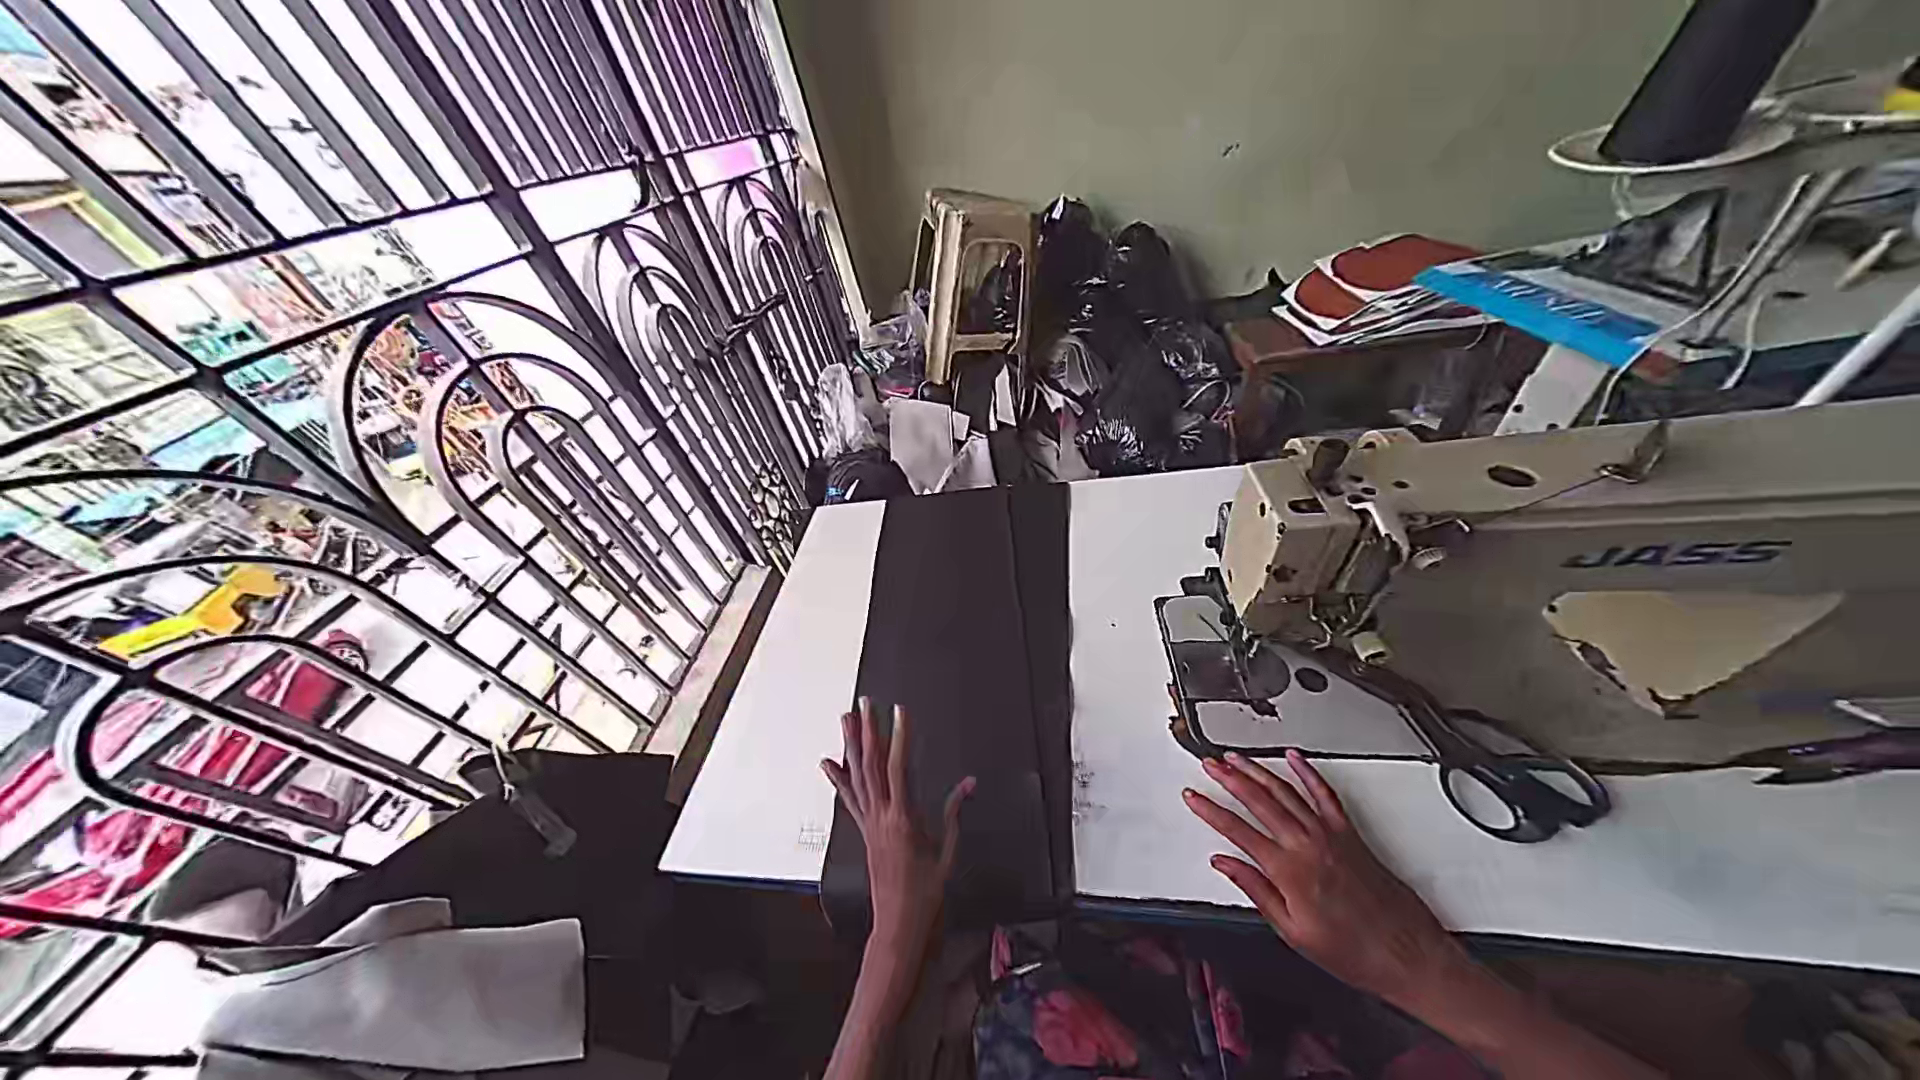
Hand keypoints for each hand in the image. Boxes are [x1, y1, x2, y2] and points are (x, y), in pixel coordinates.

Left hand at [821, 698, 974, 949]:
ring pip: (857, 776)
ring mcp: (869, 823)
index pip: (898, 768)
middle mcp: (880, 816)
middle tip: (865, 703)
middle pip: (870, 765)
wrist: (899, 925)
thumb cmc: (925, 893)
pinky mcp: (864, 830)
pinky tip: (830, 763)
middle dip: (868, 731)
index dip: (899, 737)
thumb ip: (954, 813)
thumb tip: (968, 784)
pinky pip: (849, 798)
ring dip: (851, 745)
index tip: (899, 712)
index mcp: (903, 818)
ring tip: (847, 719)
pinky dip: (839, 778)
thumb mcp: (948, 852)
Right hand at [1184, 750, 1467, 1006]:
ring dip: (1257, 770)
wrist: (1410, 958)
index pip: (1236, 830)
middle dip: (1227, 778)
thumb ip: (1255, 890)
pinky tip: (1294, 758)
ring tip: (1236, 758)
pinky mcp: (1349, 833)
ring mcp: (1329, 835)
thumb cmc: (1356, 951)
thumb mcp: (1293, 931)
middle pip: (1257, 800)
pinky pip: (1324, 794)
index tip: (1193, 797)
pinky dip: (1307, 773)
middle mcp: (1307, 845)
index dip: (1209, 810)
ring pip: (1285, 790)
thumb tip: (1225, 864)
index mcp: (1288, 870)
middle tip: (1209, 765)